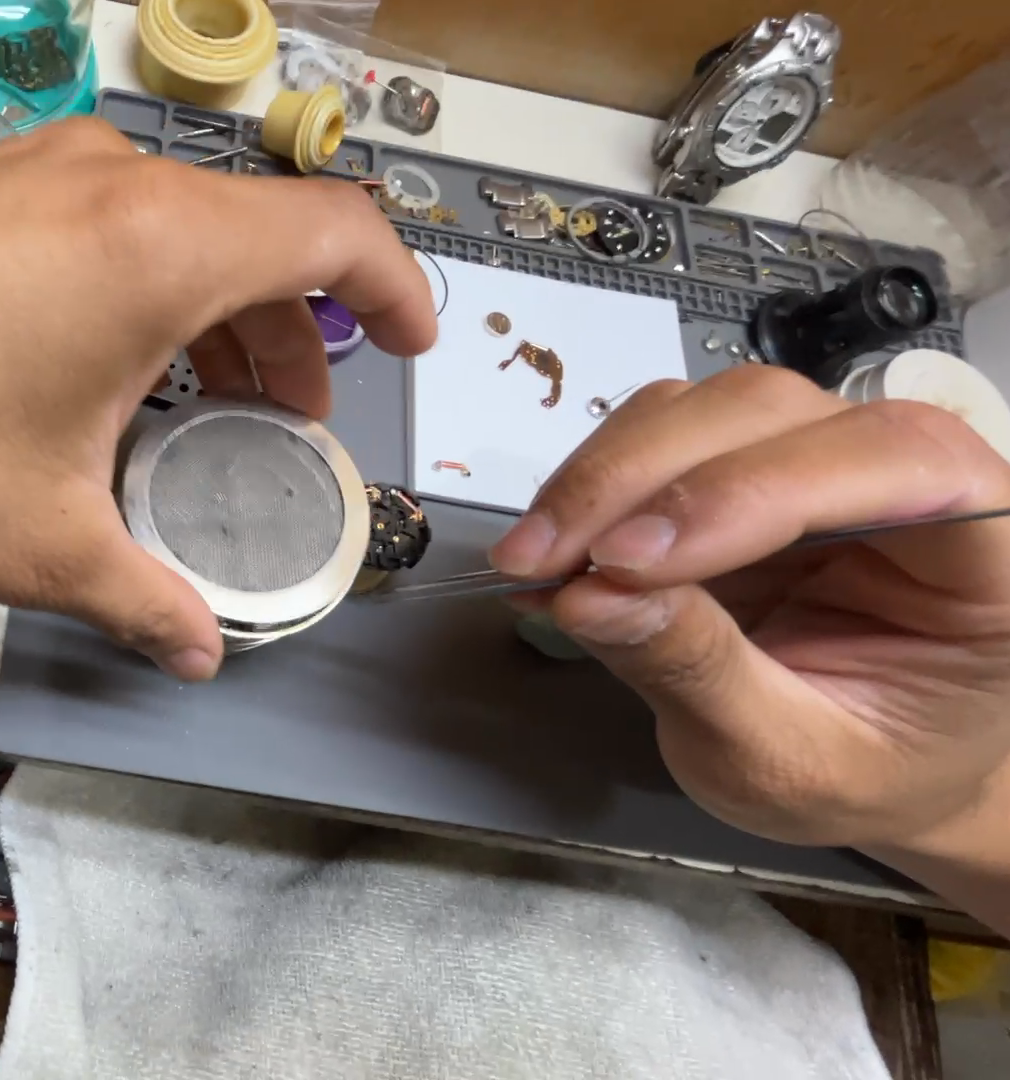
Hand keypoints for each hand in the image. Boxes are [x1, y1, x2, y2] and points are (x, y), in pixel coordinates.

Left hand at [0, 119, 435, 678]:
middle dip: (291, 335)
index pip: (334, 232)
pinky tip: (105, 367)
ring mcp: (35, 173)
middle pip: (253, 243)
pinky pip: (100, 230)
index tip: (408, 343)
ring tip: (202, 403)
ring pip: (174, 234)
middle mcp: (108, 181)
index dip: (396, 286)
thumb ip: (140, 600)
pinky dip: (139, 293)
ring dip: (212, 317)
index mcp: (156, 247)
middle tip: (282, 419)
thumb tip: (196, 655)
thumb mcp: (38, 539)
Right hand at [488, 365, 1009, 850]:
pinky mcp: (720, 478)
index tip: (621, 565)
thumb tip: (581, 596)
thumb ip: (696, 673)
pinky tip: (544, 552)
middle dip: (629, 482)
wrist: (847, 775)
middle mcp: (901, 486)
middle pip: (763, 412)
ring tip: (528, 560)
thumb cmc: (850, 780)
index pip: (899, 463)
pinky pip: (639, 440)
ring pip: (689, 411)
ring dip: (590, 480)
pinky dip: (577, 490)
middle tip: (533, 561)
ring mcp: (802, 468)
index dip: (749, 492)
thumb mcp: (778, 759)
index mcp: (987, 559)